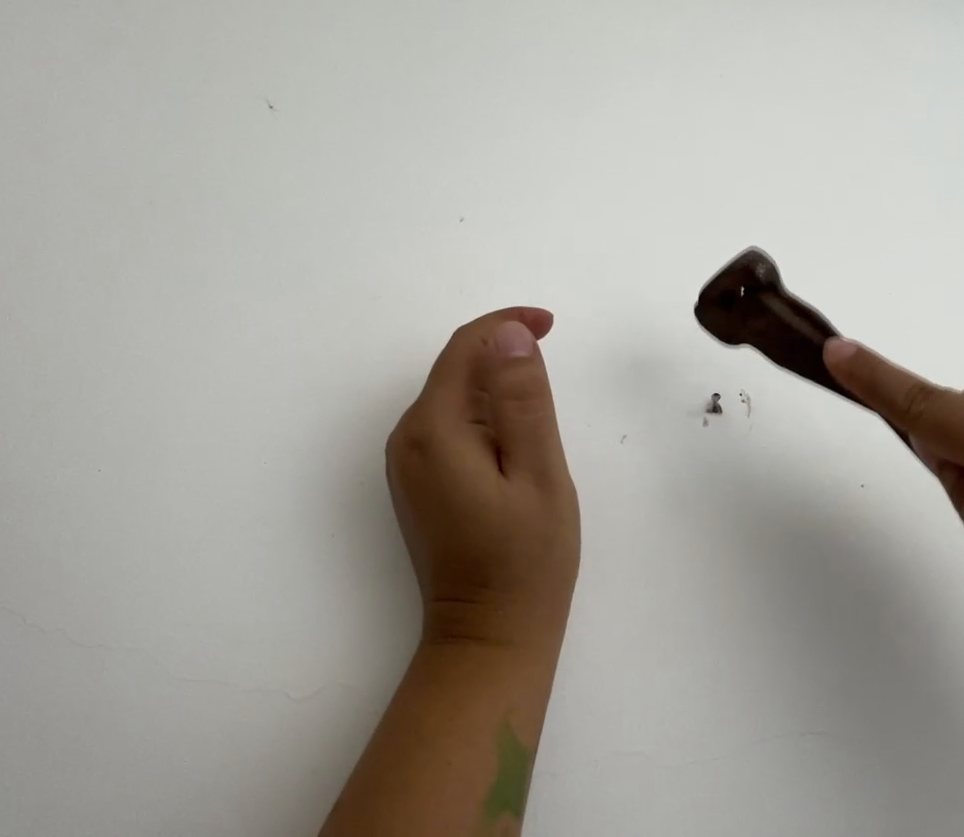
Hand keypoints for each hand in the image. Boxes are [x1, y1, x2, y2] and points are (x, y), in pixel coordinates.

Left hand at [386, 308, 580, 654]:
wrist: (490, 637)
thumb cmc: (526, 561)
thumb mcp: (539, 474)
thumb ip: (524, 400)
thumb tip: (510, 334)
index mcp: (433, 430)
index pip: (464, 348)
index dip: (507, 325)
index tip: (552, 326)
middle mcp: (407, 439)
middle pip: (455, 368)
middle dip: (504, 356)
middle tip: (555, 373)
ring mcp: (407, 462)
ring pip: (454, 395)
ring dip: (497, 386)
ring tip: (541, 416)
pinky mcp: (417, 481)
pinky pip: (450, 424)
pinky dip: (485, 414)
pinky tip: (516, 442)